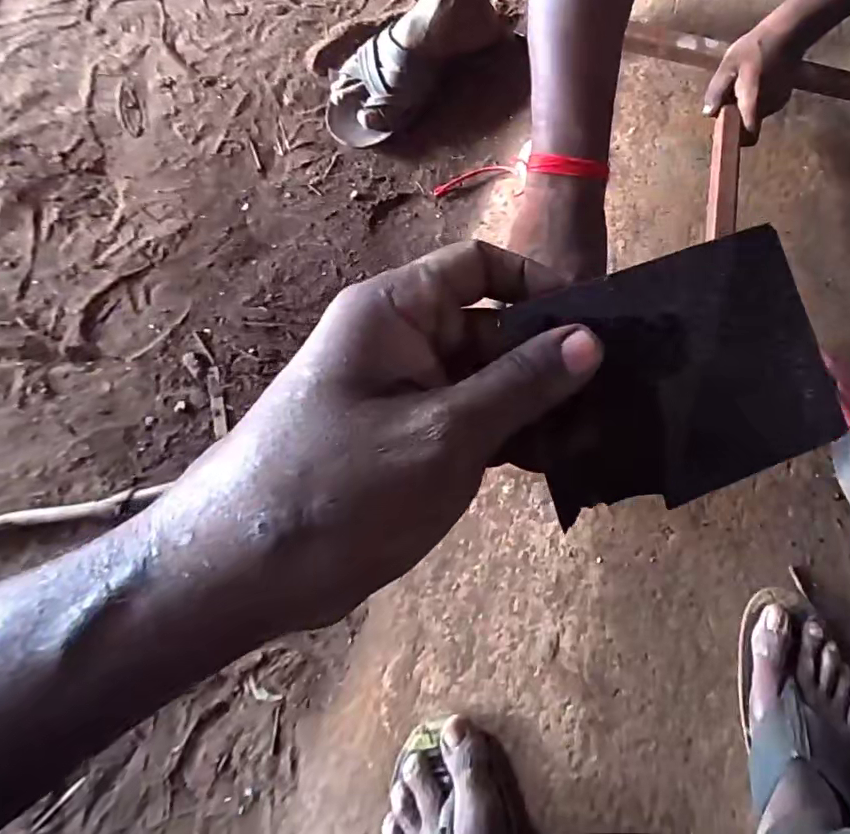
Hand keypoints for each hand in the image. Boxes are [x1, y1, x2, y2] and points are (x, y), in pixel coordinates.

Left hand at [138, 242, 601, 634]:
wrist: (238, 583)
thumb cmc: (335, 488)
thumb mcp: (442, 433)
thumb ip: (521, 384)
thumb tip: (592, 339)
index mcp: (398, 312)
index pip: (478, 266)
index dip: (536, 283)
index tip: (588, 322)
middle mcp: (409, 342)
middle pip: (497, 327)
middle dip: (551, 359)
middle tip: (611, 392)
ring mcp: (417, 394)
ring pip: (498, 380)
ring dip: (543, 404)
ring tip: (596, 433)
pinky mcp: (422, 439)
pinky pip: (485, 420)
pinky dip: (520, 435)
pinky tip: (561, 459)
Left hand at [701, 19, 802, 144]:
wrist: (785, 36)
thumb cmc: (754, 48)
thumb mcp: (729, 65)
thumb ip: (717, 90)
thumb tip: (708, 114)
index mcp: (753, 101)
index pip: (750, 134)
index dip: (738, 138)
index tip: (727, 128)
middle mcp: (768, 107)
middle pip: (749, 124)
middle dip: (737, 116)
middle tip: (729, 95)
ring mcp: (778, 103)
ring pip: (756, 114)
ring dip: (746, 106)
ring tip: (742, 82)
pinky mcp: (783, 97)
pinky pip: (764, 105)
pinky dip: (757, 99)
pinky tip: (756, 80)